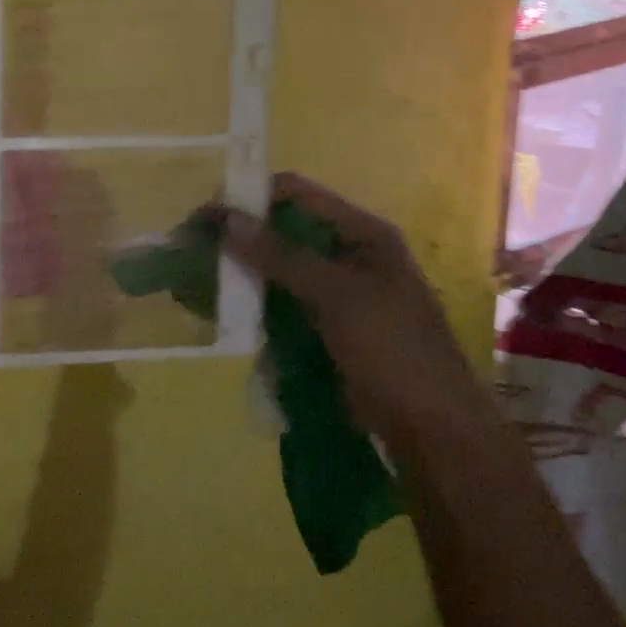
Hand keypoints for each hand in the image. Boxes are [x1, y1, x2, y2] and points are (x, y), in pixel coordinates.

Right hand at [221, 173, 488, 447]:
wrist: (434, 433)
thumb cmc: (394, 351)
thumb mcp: (338, 296)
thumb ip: (280, 255)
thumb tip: (224, 216)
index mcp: (363, 233)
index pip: (295, 193)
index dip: (248, 198)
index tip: (204, 218)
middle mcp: (348, 254)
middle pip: (281, 229)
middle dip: (236, 236)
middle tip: (191, 250)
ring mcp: (336, 292)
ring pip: (274, 267)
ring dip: (237, 270)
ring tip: (194, 281)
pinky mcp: (323, 325)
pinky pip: (278, 301)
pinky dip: (249, 301)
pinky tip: (219, 310)